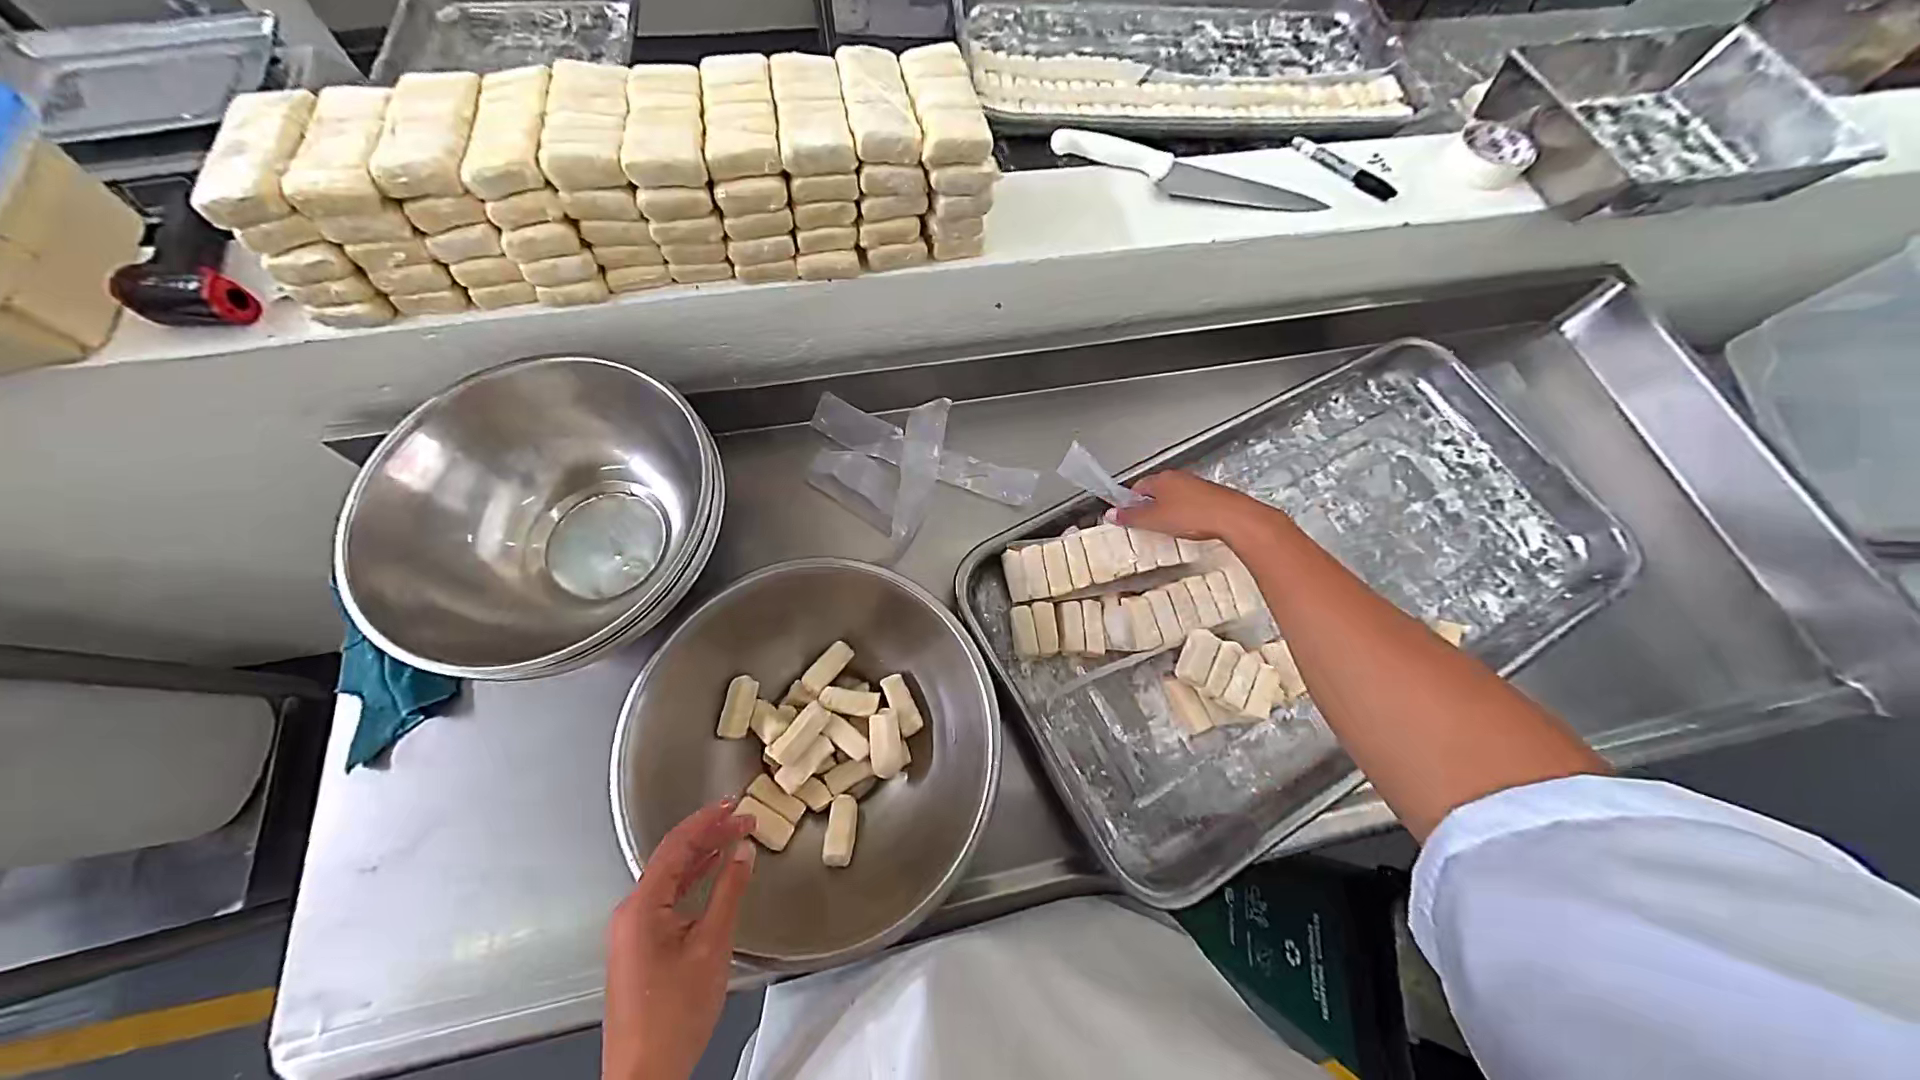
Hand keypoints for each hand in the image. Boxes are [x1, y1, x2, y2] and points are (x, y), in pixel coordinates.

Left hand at [603, 799, 756, 1079]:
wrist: (645, 1074)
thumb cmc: (675, 1014)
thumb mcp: (712, 945)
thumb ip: (729, 891)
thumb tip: (743, 852)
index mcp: (641, 906)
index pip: (676, 846)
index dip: (706, 820)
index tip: (733, 804)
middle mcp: (631, 912)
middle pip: (672, 858)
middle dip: (709, 835)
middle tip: (743, 819)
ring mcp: (633, 930)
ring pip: (671, 877)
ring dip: (703, 856)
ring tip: (735, 837)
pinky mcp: (640, 945)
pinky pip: (669, 897)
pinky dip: (694, 880)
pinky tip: (715, 873)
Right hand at [1115, 471, 1275, 542]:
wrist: (1233, 517)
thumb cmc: (1192, 515)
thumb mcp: (1154, 520)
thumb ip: (1131, 517)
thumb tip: (1111, 513)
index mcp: (1161, 479)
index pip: (1136, 487)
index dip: (1130, 503)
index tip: (1128, 517)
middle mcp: (1178, 477)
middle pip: (1155, 491)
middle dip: (1150, 508)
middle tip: (1148, 526)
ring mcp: (1196, 485)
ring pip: (1174, 497)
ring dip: (1169, 511)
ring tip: (1170, 529)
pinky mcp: (1211, 496)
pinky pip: (1190, 503)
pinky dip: (1186, 514)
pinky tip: (1189, 527)